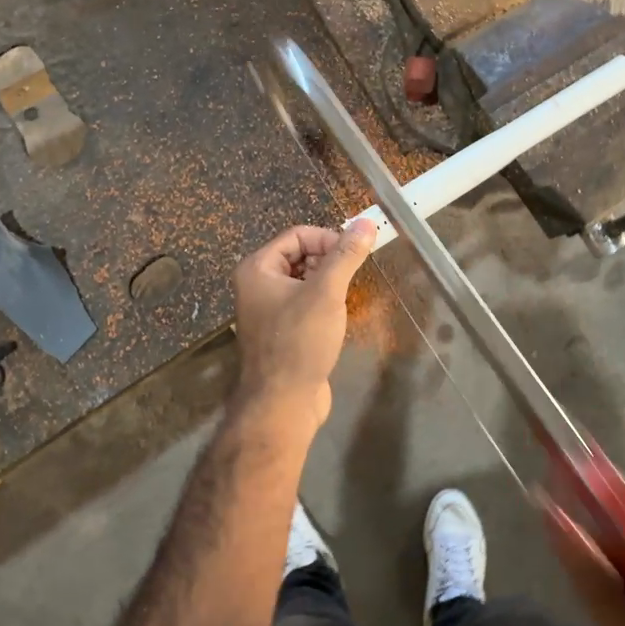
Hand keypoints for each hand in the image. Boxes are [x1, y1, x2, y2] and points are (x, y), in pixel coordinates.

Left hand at [232, 221, 376, 427]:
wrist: (283, 402)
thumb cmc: (300, 342)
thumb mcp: (326, 292)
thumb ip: (346, 255)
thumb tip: (367, 223)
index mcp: (257, 269)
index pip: (297, 235)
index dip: (328, 239)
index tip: (355, 254)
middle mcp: (257, 285)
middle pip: (299, 255)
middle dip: (329, 261)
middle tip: (352, 276)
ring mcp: (267, 310)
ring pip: (304, 280)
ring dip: (328, 282)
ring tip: (346, 296)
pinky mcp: (281, 331)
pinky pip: (304, 303)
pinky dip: (323, 303)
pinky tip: (338, 316)